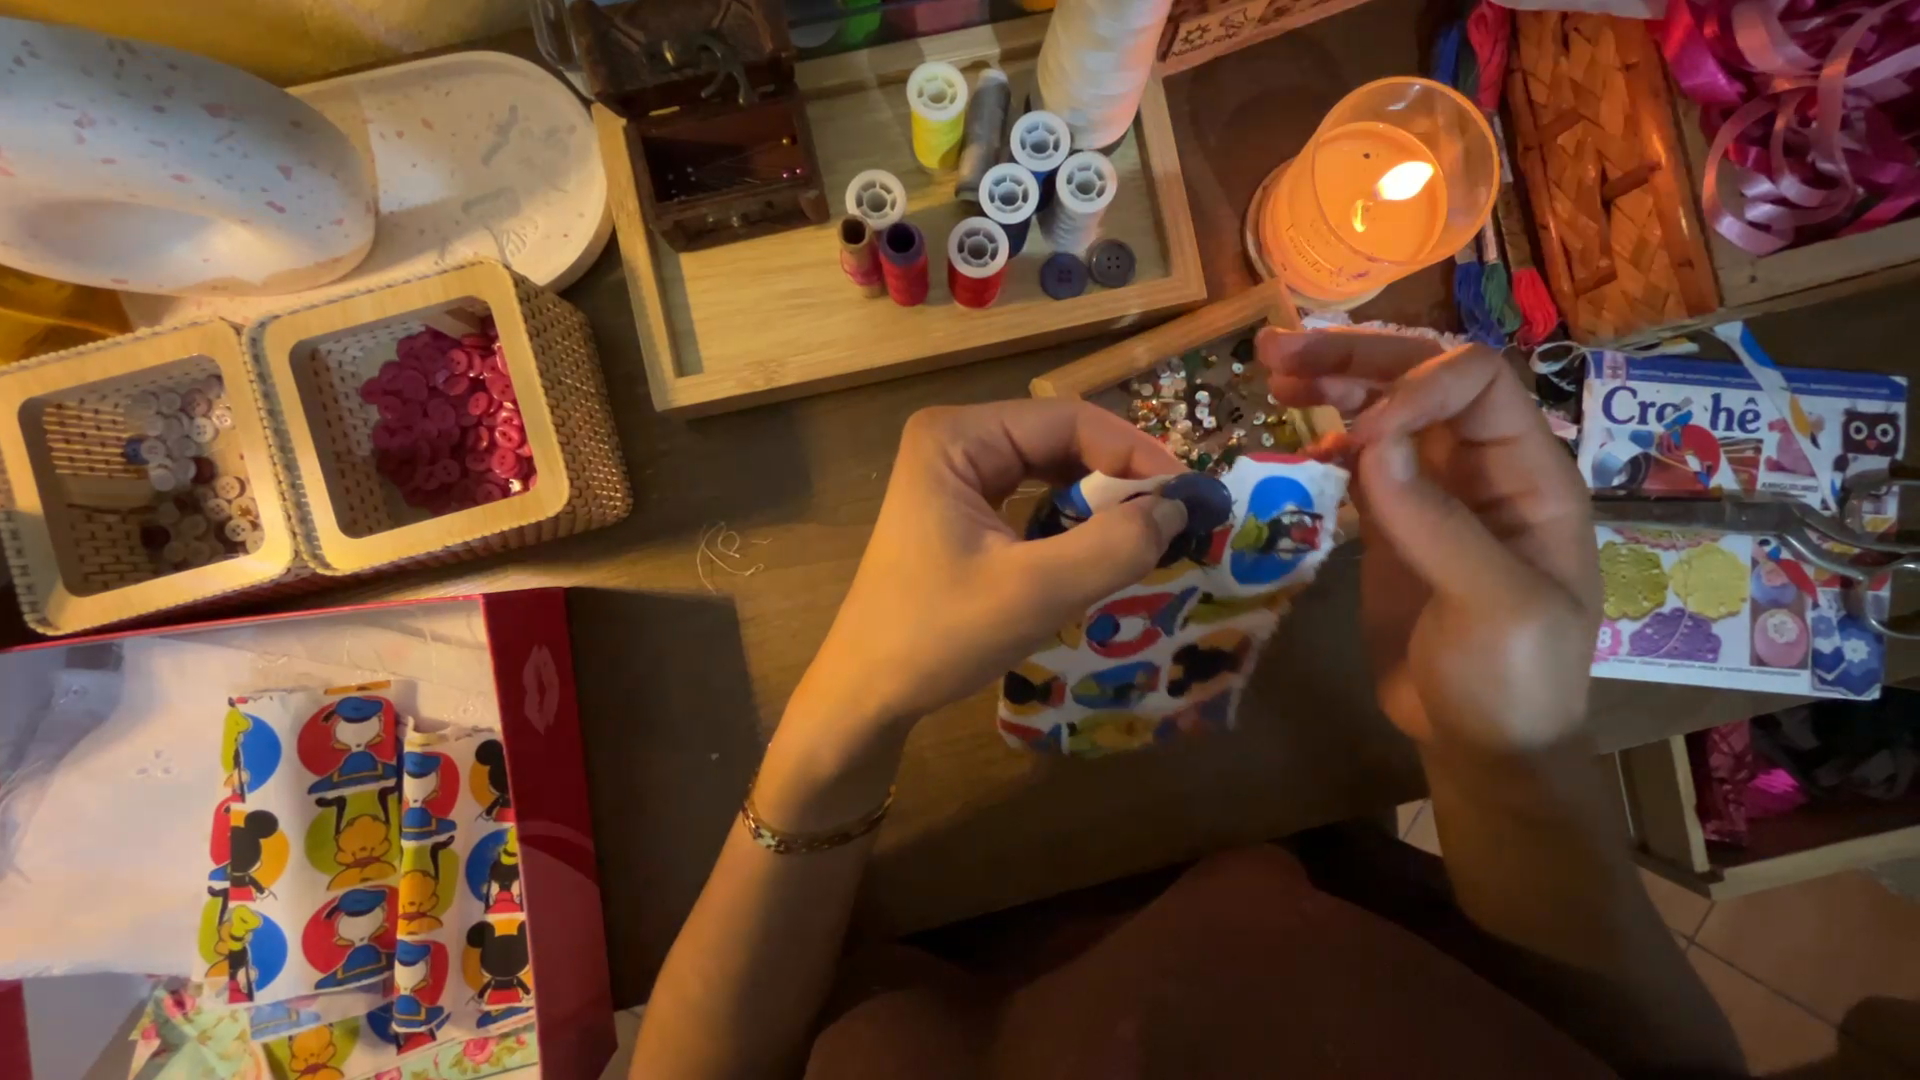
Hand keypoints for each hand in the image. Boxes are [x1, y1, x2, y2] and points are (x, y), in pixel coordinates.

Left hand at [790, 400, 1188, 739]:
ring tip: (1145, 535)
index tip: (1189, 496)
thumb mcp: (1035, 592)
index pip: (1068, 420)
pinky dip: (1068, 521)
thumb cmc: (938, 637)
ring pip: (1048, 470)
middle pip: (1059, 440)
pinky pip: (1029, 500)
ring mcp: (952, 476)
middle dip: (1118, 478)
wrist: (866, 692)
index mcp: (957, 437)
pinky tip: (1096, 549)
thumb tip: (1180, 507)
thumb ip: (1114, 546)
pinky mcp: (958, 510)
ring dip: (1097, 501)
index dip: (1135, 452)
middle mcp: (953, 441)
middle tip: (1173, 519)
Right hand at [1259, 330, 1599, 751]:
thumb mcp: (1494, 606)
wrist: (1481, 736)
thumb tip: (1367, 445)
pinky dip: (1324, 441)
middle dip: (1354, 359)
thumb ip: (1437, 523)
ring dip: (1332, 386)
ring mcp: (1432, 494)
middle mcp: (1480, 467)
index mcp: (1528, 473)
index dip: (1415, 386)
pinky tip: (1296, 443)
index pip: (1476, 385)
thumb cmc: (1511, 676)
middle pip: (1421, 381)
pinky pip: (1358, 461)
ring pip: (1383, 412)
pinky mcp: (1391, 524)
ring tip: (1273, 373)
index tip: (1357, 436)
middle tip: (1277, 351)